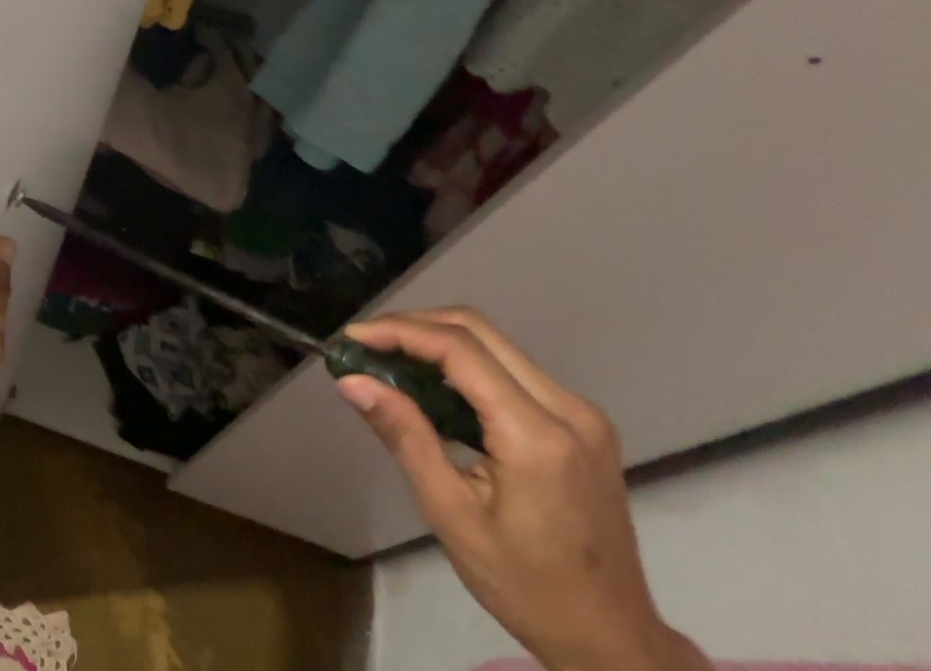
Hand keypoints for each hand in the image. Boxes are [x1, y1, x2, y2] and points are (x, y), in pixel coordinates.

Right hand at [335, 308, 708, 670]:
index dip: (400, 332)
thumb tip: (353, 382)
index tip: (351, 339)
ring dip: (437, 344)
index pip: (460, 350)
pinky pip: (513, 372)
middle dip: (414, 327)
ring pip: (497, 346)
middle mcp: (569, 408)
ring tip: (385, 366)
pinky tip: (429, 390)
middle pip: (480, 332)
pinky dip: (464, 368)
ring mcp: (581, 413)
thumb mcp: (450, 513)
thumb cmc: (523, 583)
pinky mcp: (580, 424)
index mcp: (537, 434)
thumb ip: (405, 436)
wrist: (610, 634)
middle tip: (364, 347)